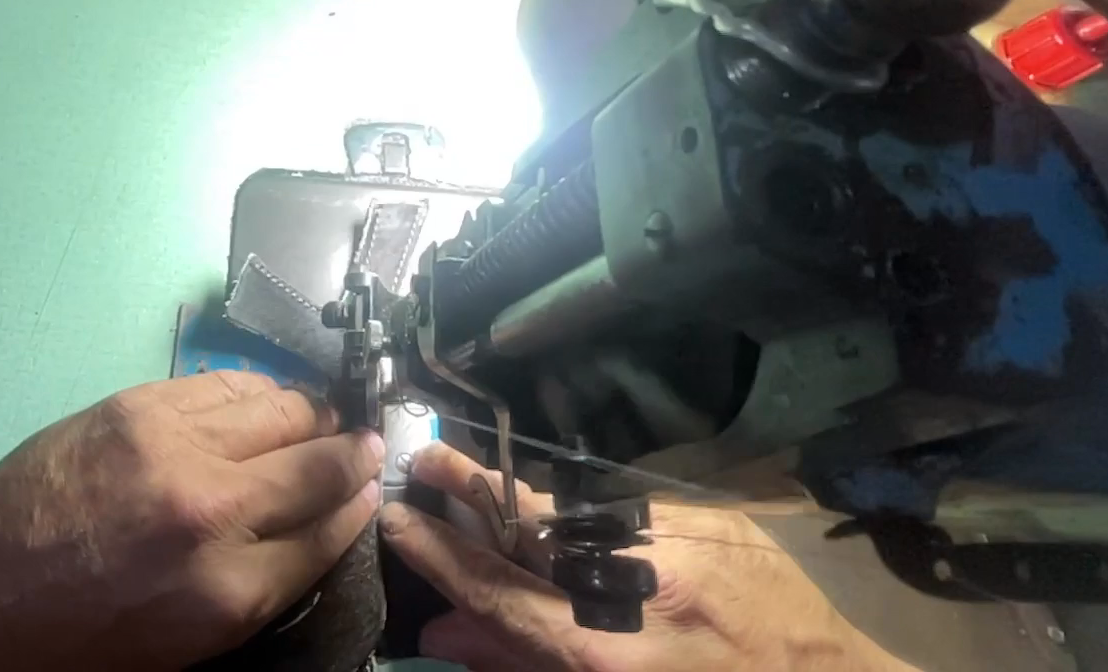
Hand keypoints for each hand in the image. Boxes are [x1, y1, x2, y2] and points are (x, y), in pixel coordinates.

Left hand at [0, 371, 384, 670]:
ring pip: (281, 409)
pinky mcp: (142, 403)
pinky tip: (269, 397)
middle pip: (316, 464)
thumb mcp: (185, 641)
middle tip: (365, 442)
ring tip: (322, 415)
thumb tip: (322, 521)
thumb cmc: (83, 635)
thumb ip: (264, 581)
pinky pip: (229, 382)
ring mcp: (175, 444)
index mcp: (227, 594)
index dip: (358, 505)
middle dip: (352, 452)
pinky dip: (260, 389)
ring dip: (313, 412)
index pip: (327, 533)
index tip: (372, 484)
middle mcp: (213, 510)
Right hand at [379, 444, 916, 671]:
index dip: (441, 555)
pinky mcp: (709, 515)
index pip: (503, 592)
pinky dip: (577, 511)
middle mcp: (642, 584)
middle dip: (468, 485)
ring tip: (463, 475)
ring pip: (568, 503)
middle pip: (528, 523)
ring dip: (511, 494)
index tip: (397, 516)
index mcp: (617, 653)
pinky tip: (558, 514)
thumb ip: (527, 661)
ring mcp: (679, 541)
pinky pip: (618, 503)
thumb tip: (452, 629)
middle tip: (423, 457)